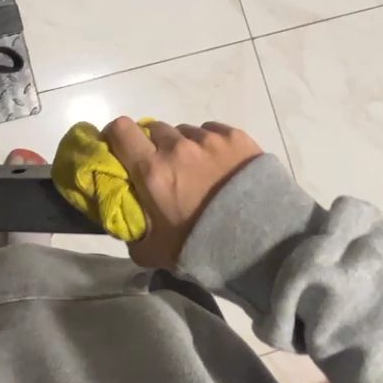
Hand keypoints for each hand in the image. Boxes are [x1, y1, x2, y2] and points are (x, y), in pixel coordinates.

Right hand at [102, 117, 262, 268]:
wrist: (266, 245)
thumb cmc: (206, 248)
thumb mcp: (159, 253)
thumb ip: (135, 239)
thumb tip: (127, 231)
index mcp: (152, 170)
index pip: (120, 129)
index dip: (116, 135)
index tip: (121, 149)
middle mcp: (176, 148)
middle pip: (153, 129)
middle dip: (154, 146)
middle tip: (166, 170)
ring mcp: (208, 139)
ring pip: (184, 131)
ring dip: (184, 146)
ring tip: (200, 172)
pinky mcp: (235, 137)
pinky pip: (212, 131)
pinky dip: (210, 144)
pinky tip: (222, 167)